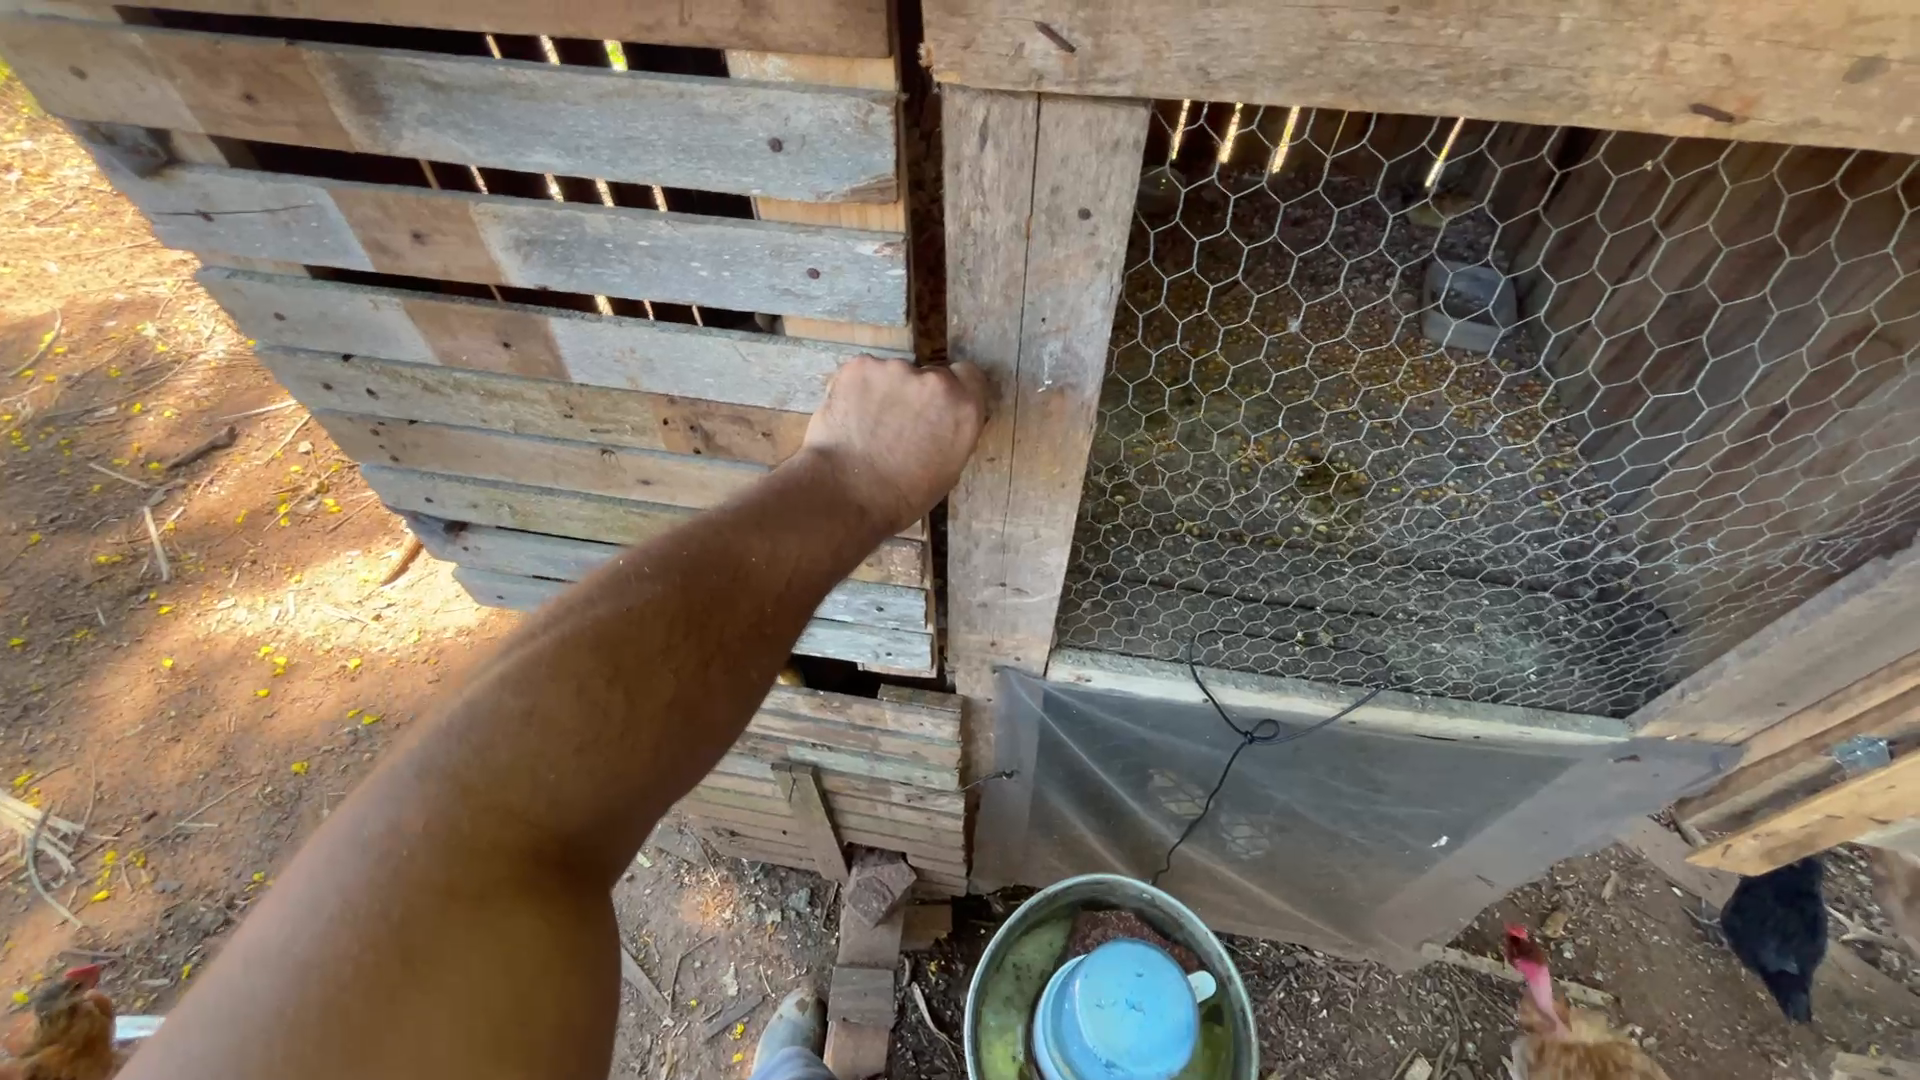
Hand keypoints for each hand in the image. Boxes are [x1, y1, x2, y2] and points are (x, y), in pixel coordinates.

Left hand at [799, 356, 987, 535]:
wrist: (848, 495)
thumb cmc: (901, 497)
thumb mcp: (948, 468)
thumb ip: (951, 431)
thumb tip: (941, 420)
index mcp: (964, 408)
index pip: (967, 376)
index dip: (951, 389)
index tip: (935, 406)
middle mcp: (936, 382)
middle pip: (928, 375)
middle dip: (915, 394)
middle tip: (896, 425)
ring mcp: (897, 370)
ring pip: (892, 374)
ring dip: (883, 393)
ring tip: (867, 427)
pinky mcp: (860, 367)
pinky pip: (862, 373)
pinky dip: (856, 390)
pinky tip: (849, 419)